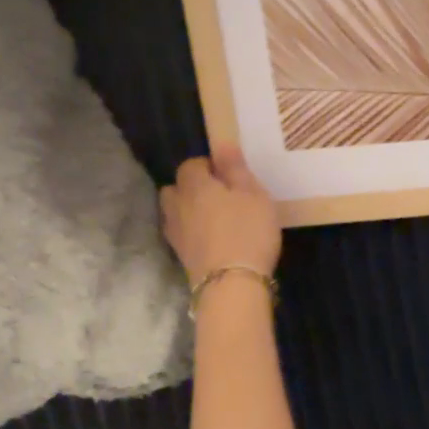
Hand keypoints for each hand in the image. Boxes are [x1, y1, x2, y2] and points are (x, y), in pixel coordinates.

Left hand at [160, 146, 282, 282]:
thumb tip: (222, 144)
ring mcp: (175, 232)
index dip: (211, 167)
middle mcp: (177, 204)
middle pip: (177, 188)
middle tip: (221, 199)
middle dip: (193, 188)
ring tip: (214, 220)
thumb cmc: (247, 232)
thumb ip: (236, 168)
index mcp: (194, 184)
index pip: (193, 164)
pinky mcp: (181, 256)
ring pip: (176, 212)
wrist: (231, 283)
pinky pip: (183, 235)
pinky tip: (212, 241)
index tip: (232, 178)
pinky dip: (194, 234)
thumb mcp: (253, 195)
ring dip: (190, 211)